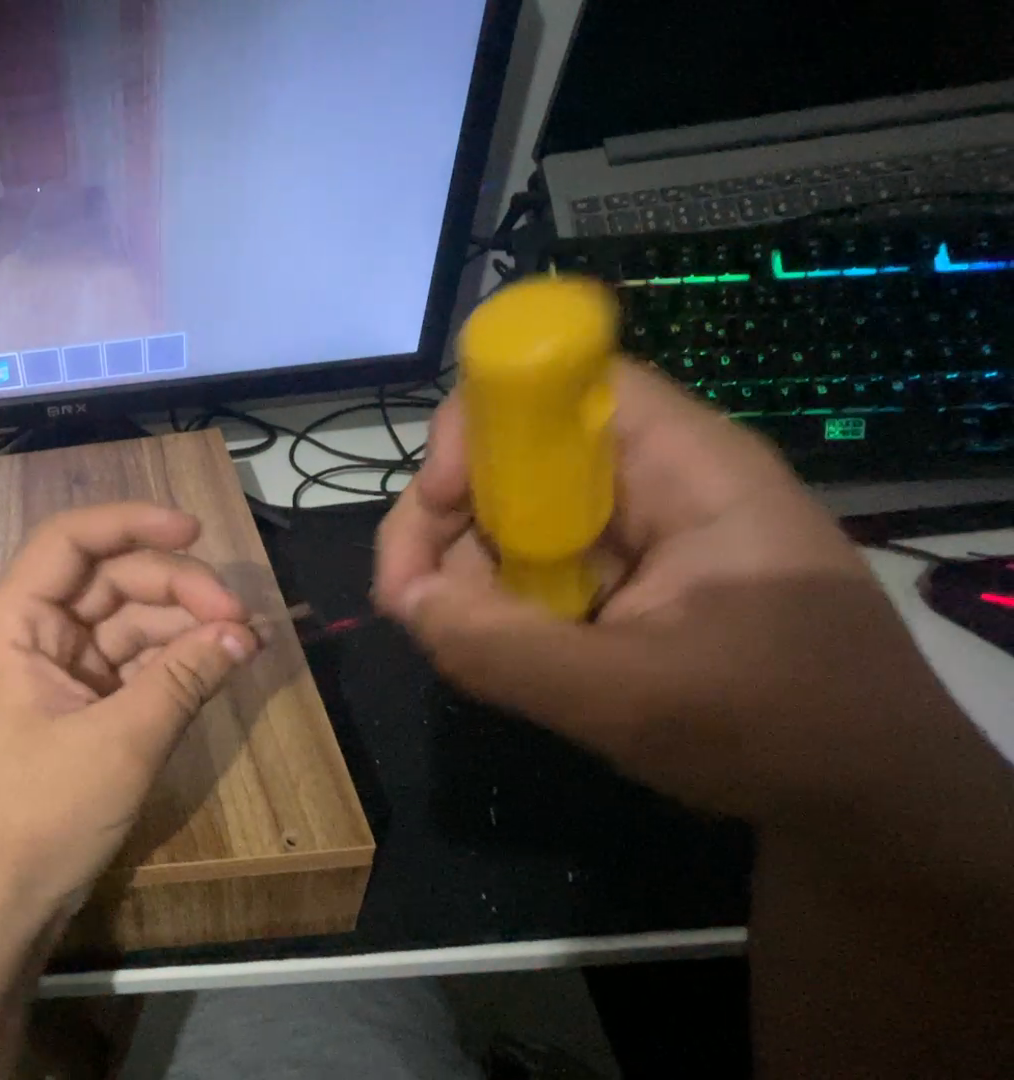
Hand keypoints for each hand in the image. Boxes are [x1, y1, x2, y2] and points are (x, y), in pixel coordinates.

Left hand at [0, 502, 260, 928]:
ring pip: (126, 621)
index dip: (130, 523)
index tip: (194, 531)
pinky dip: (173, 662)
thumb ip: (182, 680)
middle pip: (110, 580)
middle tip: (238, 617)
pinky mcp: (81, 704)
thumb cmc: (39, 813)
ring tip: (243, 640)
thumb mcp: (119, 743)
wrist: (2, 899)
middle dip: (175, 588)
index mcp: (15, 623)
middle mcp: (34, 634)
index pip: (69, 541)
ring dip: (182, 626)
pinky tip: (218, 663)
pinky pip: (131, 663)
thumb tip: (246, 633)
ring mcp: (58, 670)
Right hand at [374, 361, 960, 822]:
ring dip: (454, 571)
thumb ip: (506, 649)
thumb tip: (405, 601)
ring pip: (502, 516)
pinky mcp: (607, 579)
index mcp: (685, 472)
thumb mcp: (634, 697)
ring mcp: (623, 535)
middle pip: (512, 454)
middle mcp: (645, 485)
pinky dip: (482, 601)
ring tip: (448, 639)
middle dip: (443, 517)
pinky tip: (483, 646)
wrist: (863, 799)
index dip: (489, 423)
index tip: (440, 501)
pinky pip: (518, 566)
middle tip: (405, 598)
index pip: (569, 388)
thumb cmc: (781, 731)